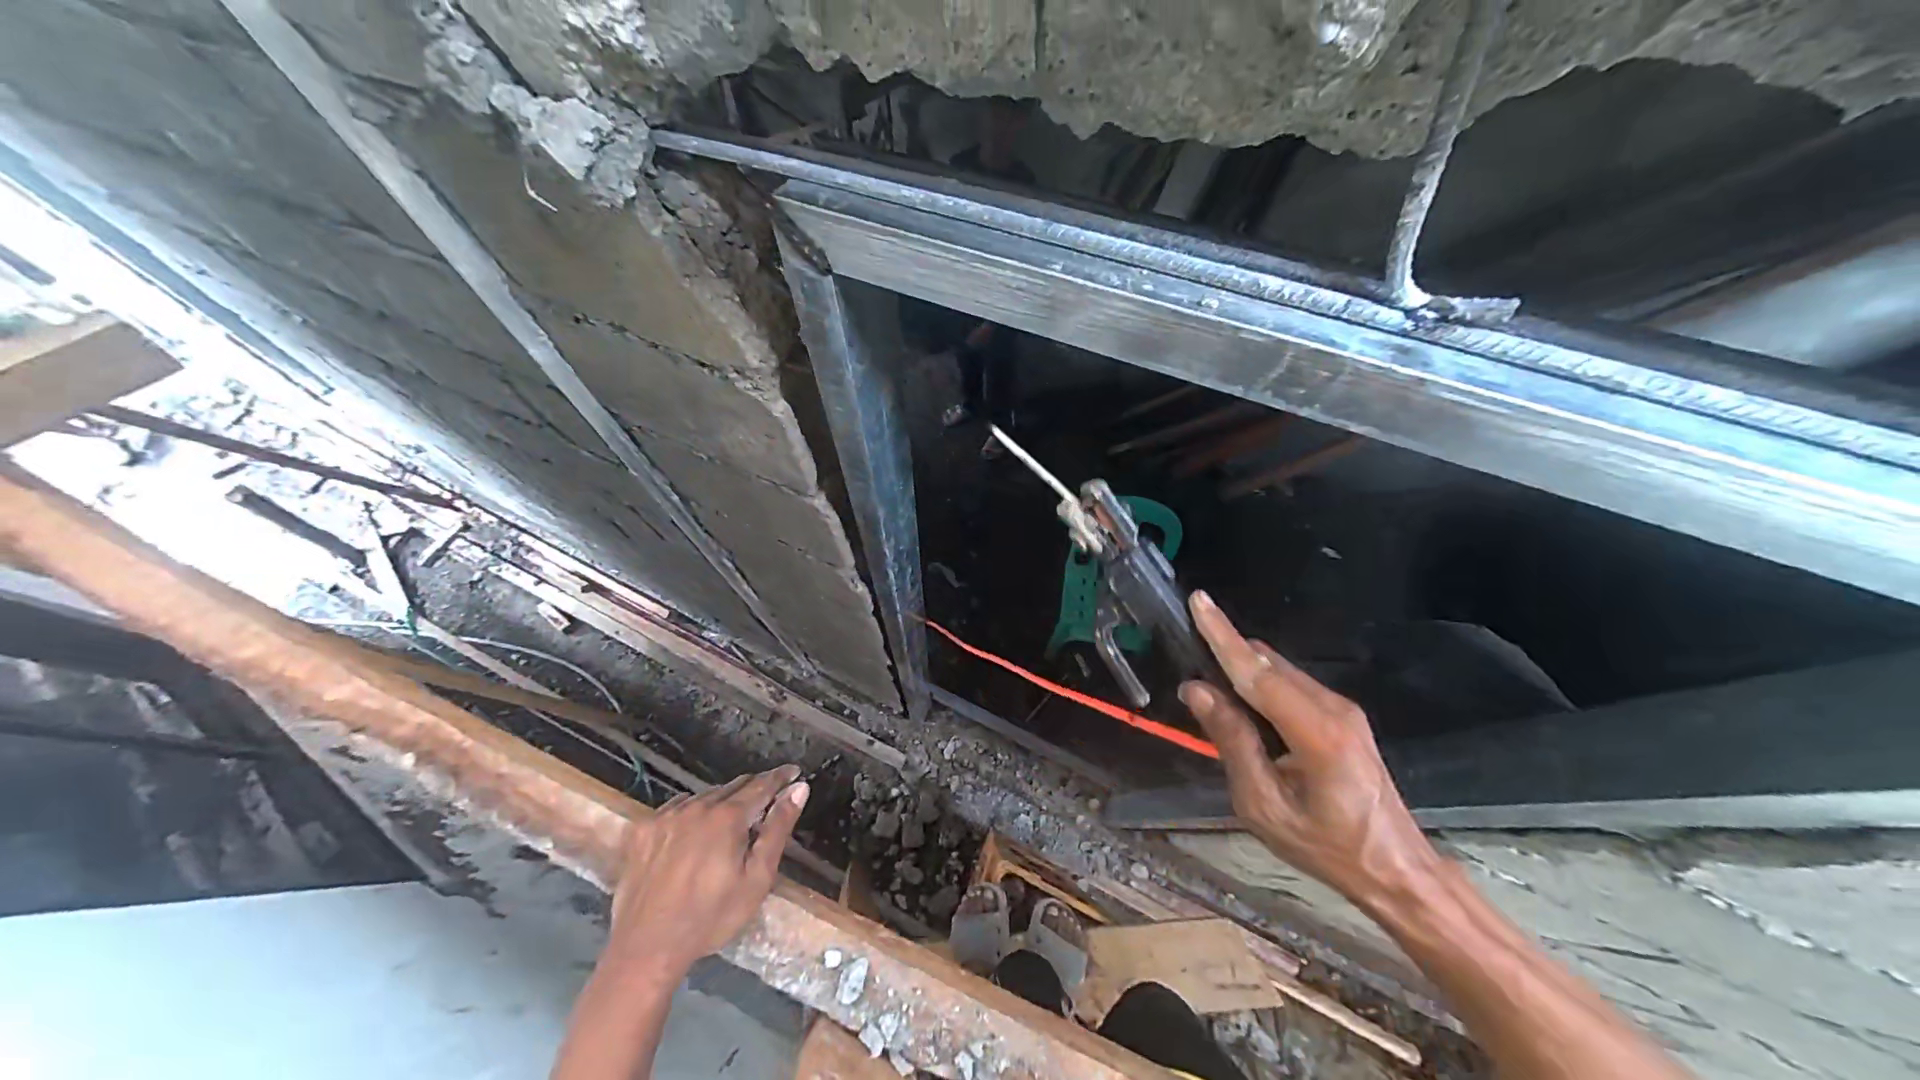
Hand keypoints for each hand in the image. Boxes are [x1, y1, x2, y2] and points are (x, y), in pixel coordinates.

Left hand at [603, 765, 809, 979]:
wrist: (647, 948)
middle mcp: (697, 806)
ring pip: (705, 796)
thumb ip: (778, 829)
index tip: (794, 773)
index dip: (780, 777)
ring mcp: (666, 816)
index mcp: (727, 817)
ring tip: (730, 823)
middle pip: (733, 786)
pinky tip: (693, 833)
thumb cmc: (711, 917)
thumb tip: (798, 789)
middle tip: (766, 804)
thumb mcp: (757, 878)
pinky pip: (676, 808)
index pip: (761, 785)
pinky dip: (692, 812)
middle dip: (754, 790)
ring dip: (722, 802)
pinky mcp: (643, 829)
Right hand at [1179, 591, 1442, 912]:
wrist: (1395, 868)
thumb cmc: (1326, 846)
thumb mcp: (1264, 805)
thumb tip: (1197, 690)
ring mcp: (1343, 709)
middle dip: (1226, 649)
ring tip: (1205, 680)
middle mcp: (1333, 708)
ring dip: (1241, 667)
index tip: (1199, 601)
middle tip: (1184, 650)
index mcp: (1317, 733)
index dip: (1222, 636)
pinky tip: (1240, 700)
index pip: (1258, 674)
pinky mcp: (1343, 716)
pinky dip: (1259, 682)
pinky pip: (1291, 684)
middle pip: (1268, 664)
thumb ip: (1231, 742)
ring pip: (1279, 671)